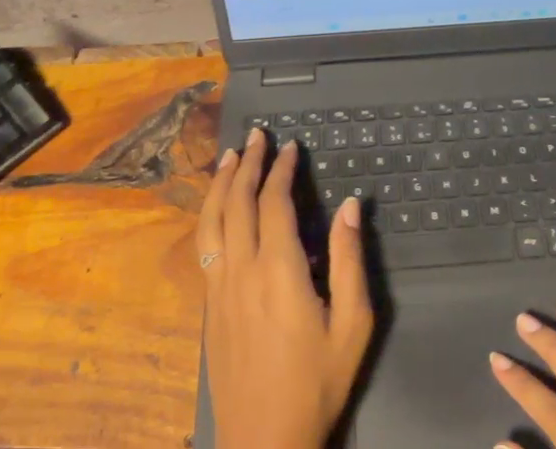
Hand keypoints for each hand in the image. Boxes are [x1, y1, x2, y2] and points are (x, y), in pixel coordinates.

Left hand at [198, 126, 374, 448]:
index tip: (289, 147)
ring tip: (228, 158)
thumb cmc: (318, 382)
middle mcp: (242, 271)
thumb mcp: (352, 324)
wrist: (265, 440)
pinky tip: (216, 210)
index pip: (274, 204)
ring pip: (211, 222)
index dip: (280, 171)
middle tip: (256, 136)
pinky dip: (209, 215)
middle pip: (237, 203)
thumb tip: (350, 205)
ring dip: (219, 184)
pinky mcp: (209, 308)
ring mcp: (219, 289)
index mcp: (280, 271)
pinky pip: (203, 247)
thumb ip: (350, 260)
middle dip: (247, 165)